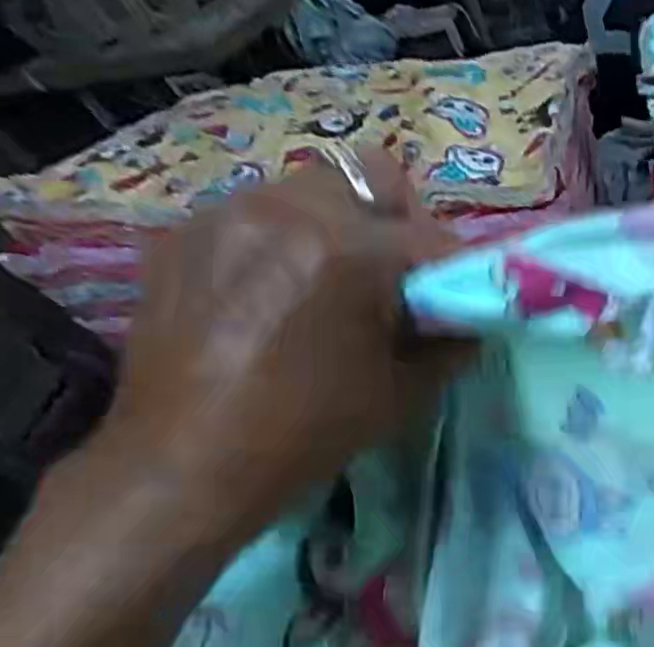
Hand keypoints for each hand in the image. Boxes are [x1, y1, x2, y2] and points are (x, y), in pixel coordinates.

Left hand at [91, 150, 470, 545]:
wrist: (189, 462)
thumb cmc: (308, 433)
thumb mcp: (398, 396)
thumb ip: (445, 348)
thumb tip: (467, 323)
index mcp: (348, 252)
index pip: (432, 238)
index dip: (458, 269)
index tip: (458, 299)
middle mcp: (286, 209)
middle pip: (370, 178)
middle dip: (396, 225)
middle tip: (393, 283)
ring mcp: (228, 213)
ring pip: (309, 190)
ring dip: (339, 228)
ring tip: (330, 289)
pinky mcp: (186, 234)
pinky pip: (257, 215)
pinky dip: (285, 244)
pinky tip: (275, 299)